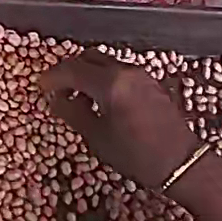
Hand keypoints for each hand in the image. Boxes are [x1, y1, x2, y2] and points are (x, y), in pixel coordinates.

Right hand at [40, 50, 197, 190]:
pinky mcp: (152, 84)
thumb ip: (74, 113)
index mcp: (110, 83)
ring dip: (88, 74)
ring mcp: (142, 76)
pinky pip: (121, 73)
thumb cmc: (137, 154)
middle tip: (57, 90)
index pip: (72, 70)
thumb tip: (57, 99)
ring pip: (107, 64)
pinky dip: (105, 80)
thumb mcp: (98, 138)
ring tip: (78, 98)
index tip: (41, 87)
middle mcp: (127, 71)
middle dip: (70, 71)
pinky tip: (101, 101)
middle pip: (89, 58)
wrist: (180, 162)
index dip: (52, 77)